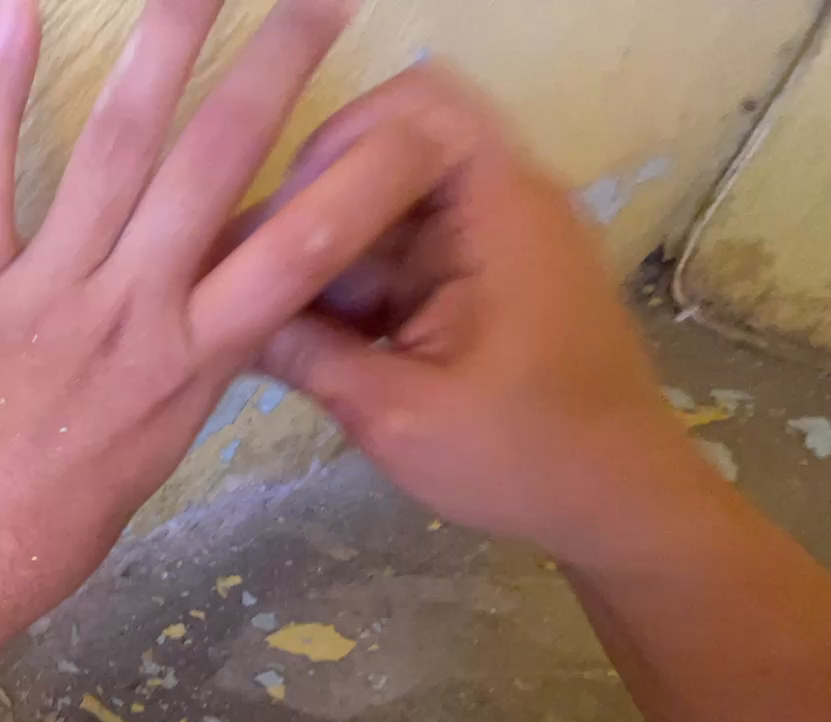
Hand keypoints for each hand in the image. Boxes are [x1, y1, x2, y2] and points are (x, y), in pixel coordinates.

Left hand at [0, 0, 454, 638]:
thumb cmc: (64, 521)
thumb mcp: (158, 446)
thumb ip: (192, 359)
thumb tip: (223, 291)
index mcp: (188, 366)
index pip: (297, 250)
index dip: (353, 173)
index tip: (386, 117)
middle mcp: (128, 315)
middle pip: (212, 165)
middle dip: (273, 63)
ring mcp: (44, 296)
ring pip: (112, 152)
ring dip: (162, 44)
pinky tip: (14, 12)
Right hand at [245, 65, 728, 570]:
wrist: (610, 503)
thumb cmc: (519, 458)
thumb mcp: (396, 415)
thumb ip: (309, 358)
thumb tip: (220, 320)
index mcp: (496, 215)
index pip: (413, 110)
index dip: (335, 145)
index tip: (275, 225)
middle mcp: (490, 210)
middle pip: (379, 162)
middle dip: (306, 215)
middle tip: (240, 284)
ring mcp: (475, 250)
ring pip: (372, 219)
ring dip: (313, 263)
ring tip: (251, 317)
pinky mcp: (462, 287)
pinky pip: (383, 267)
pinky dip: (336, 295)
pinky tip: (291, 339)